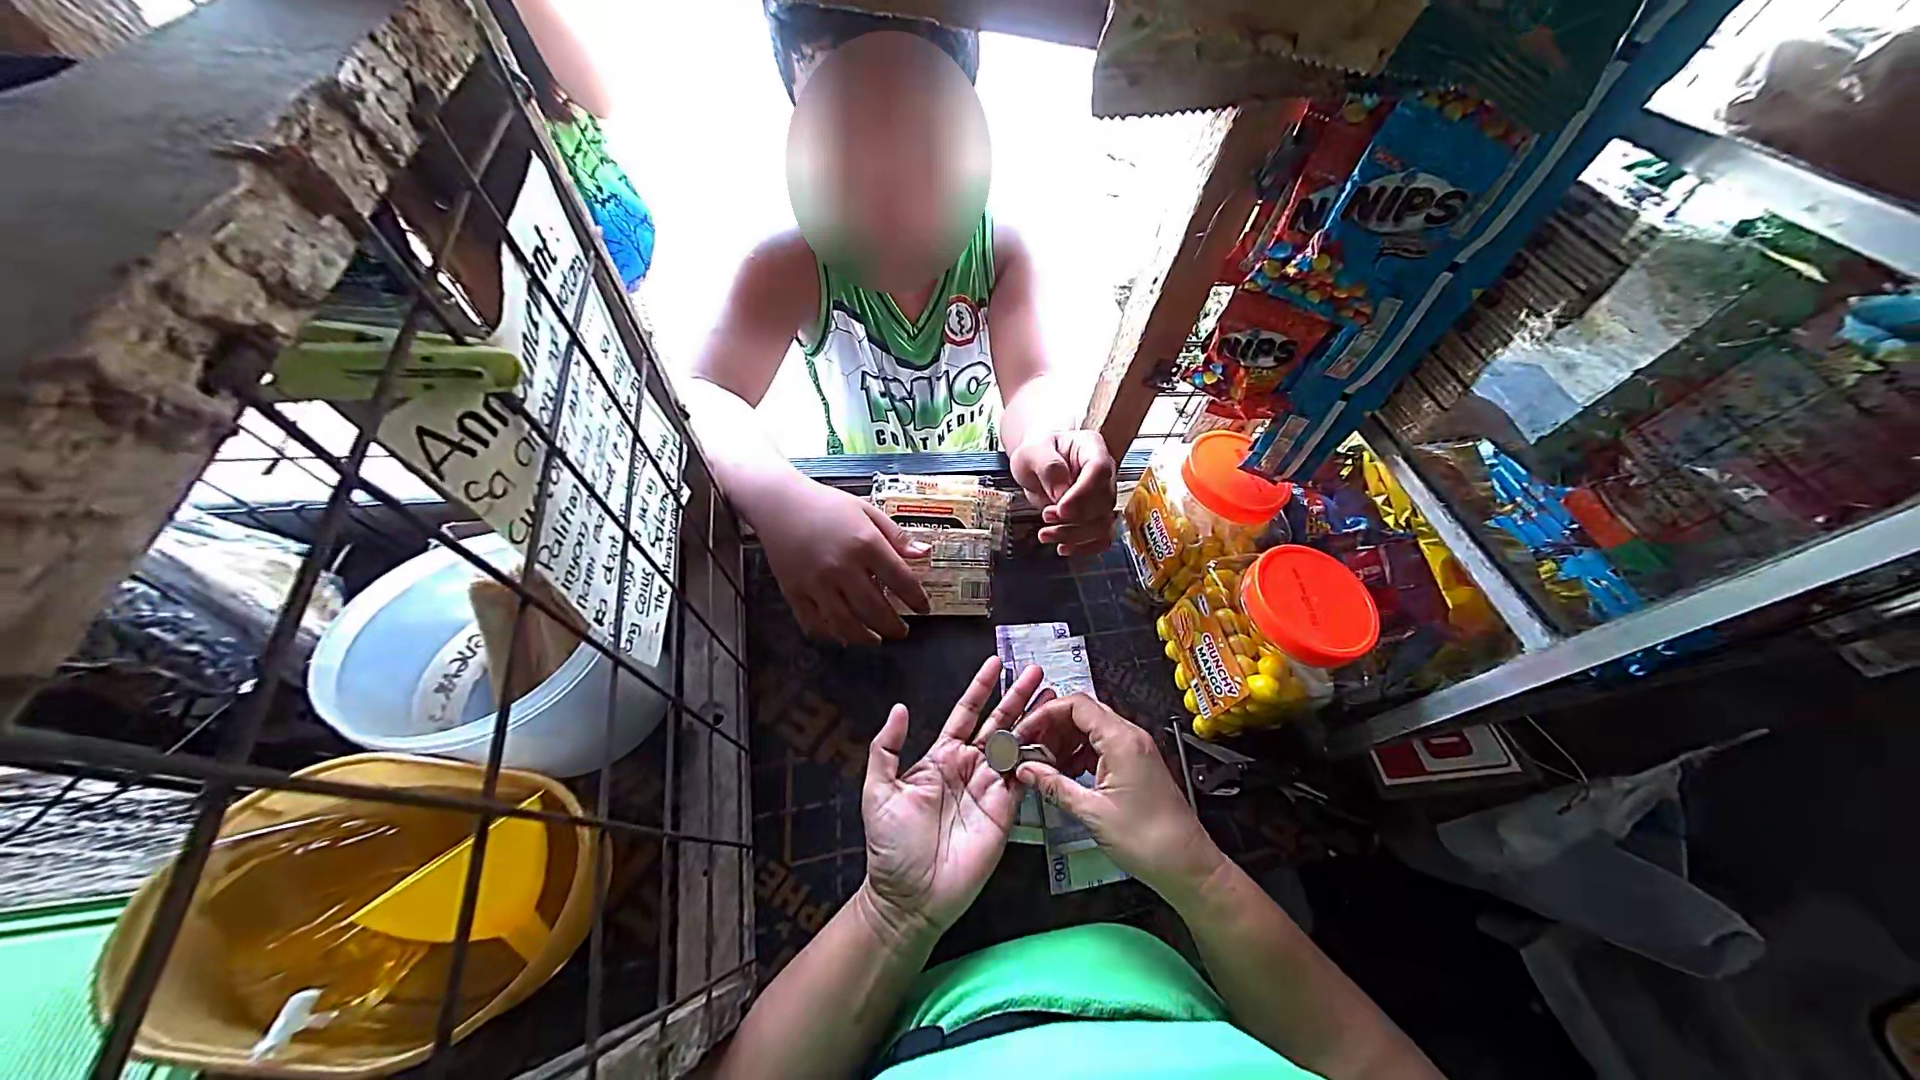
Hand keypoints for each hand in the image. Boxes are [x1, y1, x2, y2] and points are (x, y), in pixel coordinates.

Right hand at [750, 477, 930, 644]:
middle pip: (875, 609)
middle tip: (902, 631)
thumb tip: (925, 553)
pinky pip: (814, 624)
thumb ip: (897, 536)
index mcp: (865, 543)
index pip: (901, 580)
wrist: (779, 503)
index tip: (923, 608)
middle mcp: (842, 567)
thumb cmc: (827, 505)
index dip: (916, 599)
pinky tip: (844, 638)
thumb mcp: (867, 511)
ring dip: (866, 638)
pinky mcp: (795, 592)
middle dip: (894, 626)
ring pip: (847, 624)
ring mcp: (817, 583)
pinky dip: (831, 636)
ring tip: (878, 640)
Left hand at [861, 657, 1046, 943]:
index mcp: (941, 757)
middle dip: (1017, 696)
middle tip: (1038, 672)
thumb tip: (900, 708)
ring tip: (1054, 698)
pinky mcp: (1006, 810)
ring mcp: (990, 787)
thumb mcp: (879, 790)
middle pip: (998, 722)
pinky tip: (1055, 737)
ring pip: (1017, 745)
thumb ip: (887, 748)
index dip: (981, 687)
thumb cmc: (890, 844)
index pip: (965, 713)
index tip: (996, 662)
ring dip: (1035, 720)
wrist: (911, 897)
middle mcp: (969, 766)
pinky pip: (1025, 777)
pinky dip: (1040, 757)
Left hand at [1010, 430, 1116, 556]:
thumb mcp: (1032, 451)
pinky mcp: (1097, 516)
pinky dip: (1085, 547)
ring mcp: (1103, 496)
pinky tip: (1064, 548)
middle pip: (1103, 502)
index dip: (1083, 494)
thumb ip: (1048, 467)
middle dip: (1074, 518)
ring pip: (1102, 524)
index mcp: (1092, 449)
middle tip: (1046, 516)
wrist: (1037, 463)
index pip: (1099, 471)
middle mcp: (1104, 474)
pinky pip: (1102, 537)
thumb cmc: (1037, 453)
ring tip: (1046, 534)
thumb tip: (1061, 493)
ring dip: (1074, 535)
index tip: (1060, 509)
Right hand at [1012, 695, 1225, 903]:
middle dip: (1051, 728)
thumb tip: (1025, 769)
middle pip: (1082, 713)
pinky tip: (1064, 774)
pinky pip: (1100, 746)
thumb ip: (1054, 785)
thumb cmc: (1147, 840)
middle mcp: (1129, 736)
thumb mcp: (1092, 812)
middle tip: (1028, 749)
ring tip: (1042, 764)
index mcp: (1121, 740)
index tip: (1025, 733)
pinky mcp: (1135, 764)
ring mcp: (1134, 749)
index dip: (1045, 715)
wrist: (1188, 865)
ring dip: (1063, 742)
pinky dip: (1077, 754)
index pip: (1076, 705)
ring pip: (1089, 729)